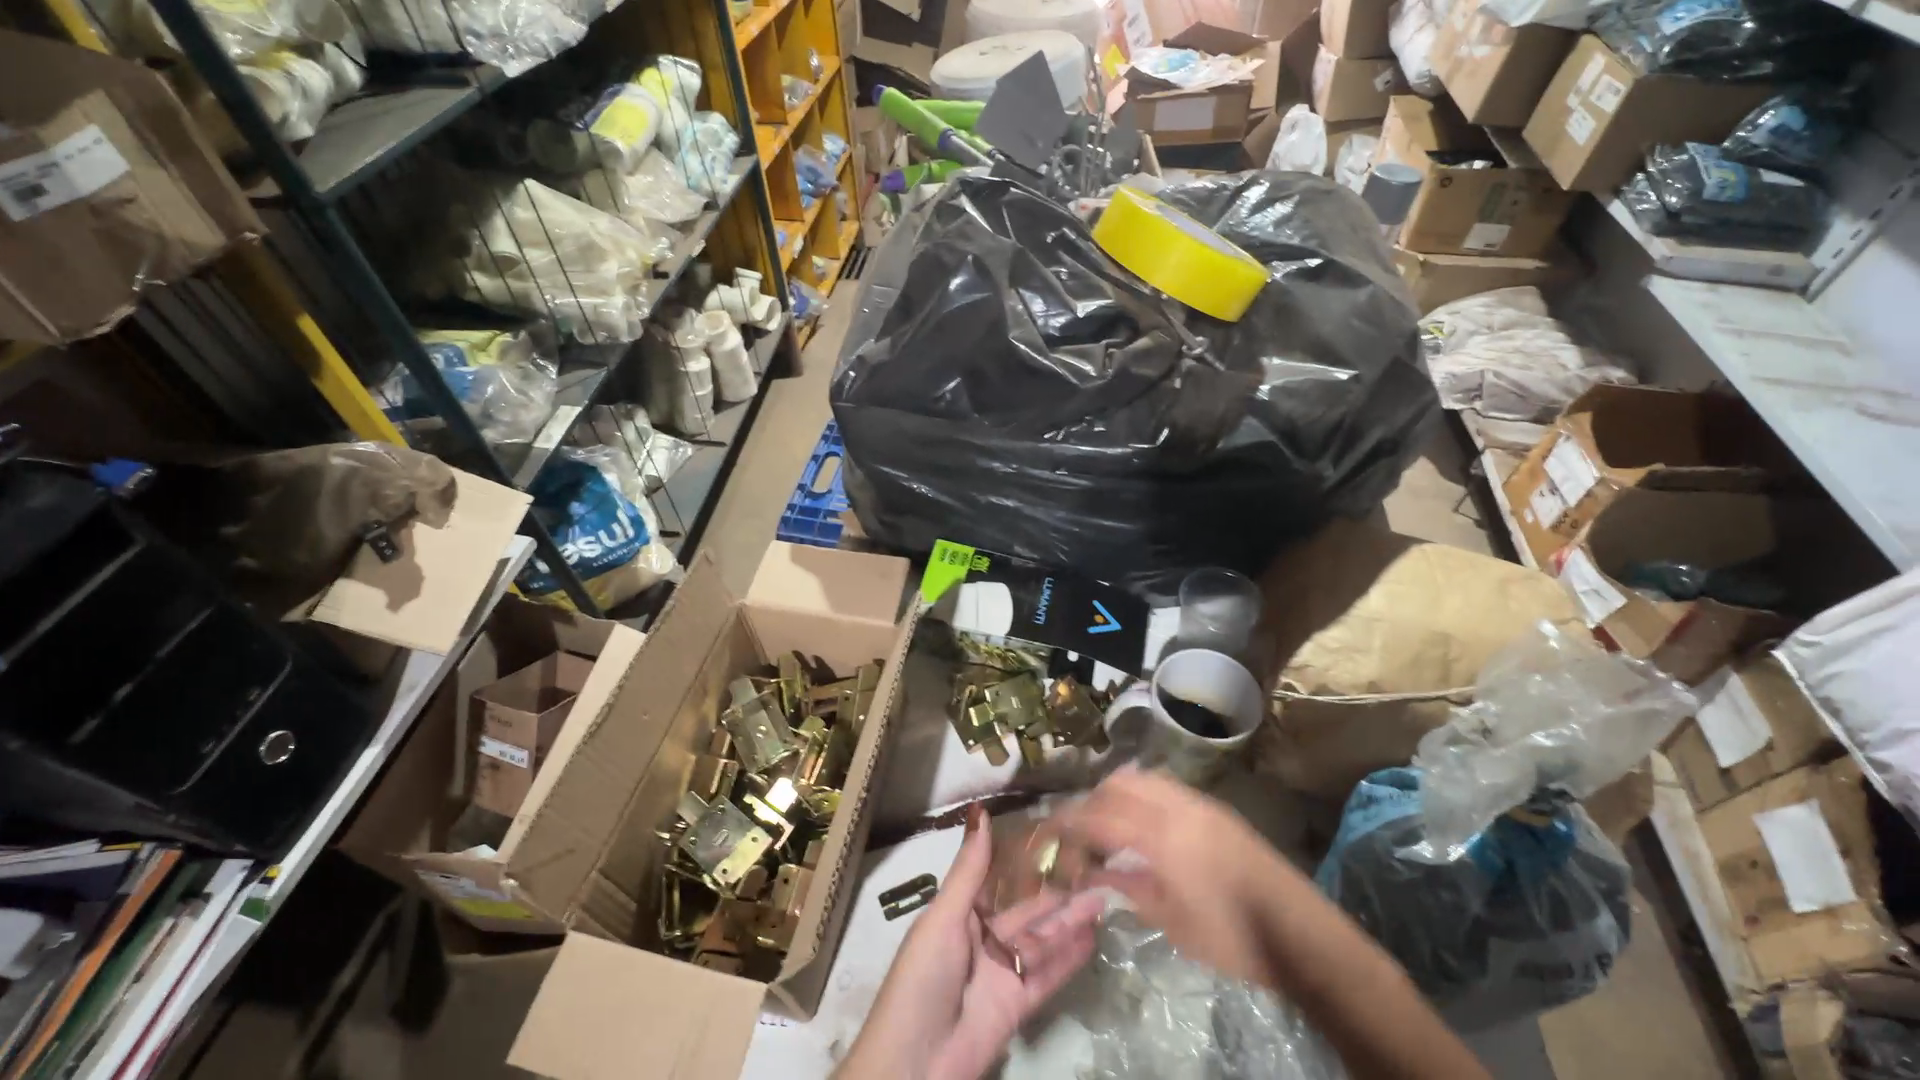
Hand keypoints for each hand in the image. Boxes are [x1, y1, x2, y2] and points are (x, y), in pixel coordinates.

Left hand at [838, 805, 1106, 1079]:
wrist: (916, 1061)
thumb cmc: (922, 978)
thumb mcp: (942, 918)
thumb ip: (969, 871)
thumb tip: (980, 813)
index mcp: (959, 916)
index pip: (998, 882)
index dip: (1026, 863)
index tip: (1057, 839)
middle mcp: (983, 940)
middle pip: (1027, 912)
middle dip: (1058, 892)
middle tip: (1095, 869)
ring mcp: (1002, 973)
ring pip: (1042, 941)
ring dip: (1071, 921)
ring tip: (1104, 897)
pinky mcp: (1019, 1005)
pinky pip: (1048, 975)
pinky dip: (1069, 957)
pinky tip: (1093, 937)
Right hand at [1051, 766, 1294, 987]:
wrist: (1300, 934)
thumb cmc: (1233, 938)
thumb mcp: (1172, 921)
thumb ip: (1129, 887)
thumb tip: (1093, 873)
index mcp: (1164, 838)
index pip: (1100, 816)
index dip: (1069, 822)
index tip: (1048, 832)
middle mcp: (1180, 808)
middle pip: (1119, 784)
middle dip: (1090, 803)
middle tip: (1077, 833)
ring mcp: (1201, 804)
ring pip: (1144, 779)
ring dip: (1116, 794)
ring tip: (1106, 827)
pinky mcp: (1217, 810)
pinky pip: (1166, 787)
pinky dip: (1142, 796)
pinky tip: (1140, 827)